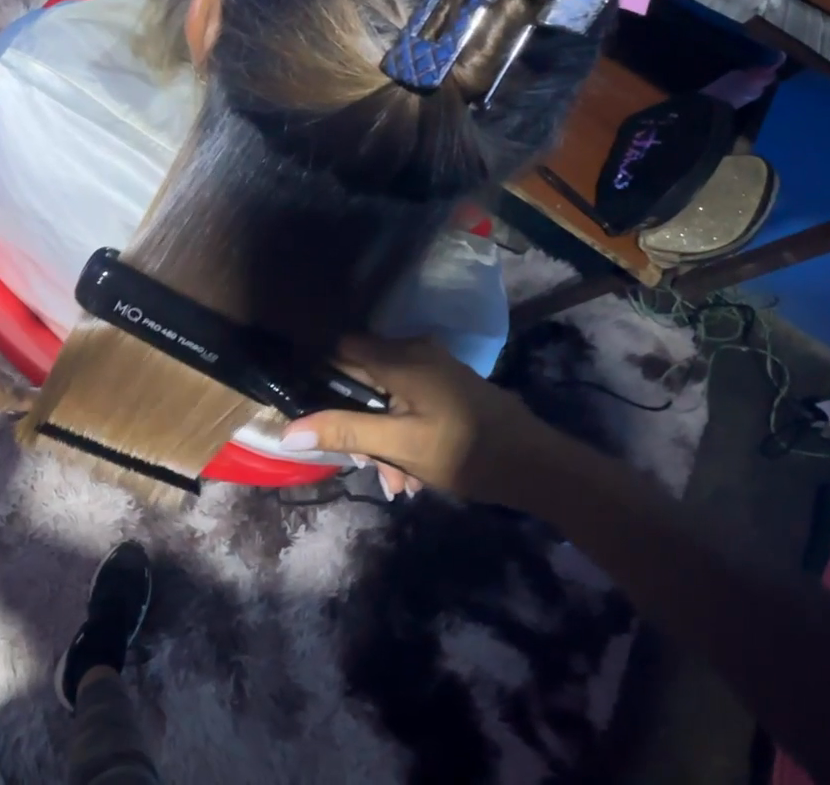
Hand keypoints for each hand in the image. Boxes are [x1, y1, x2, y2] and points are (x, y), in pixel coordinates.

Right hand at [280, 333, 568, 507]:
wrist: (541, 469)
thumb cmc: (466, 451)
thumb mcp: (399, 446)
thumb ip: (344, 432)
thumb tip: (287, 432)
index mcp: (399, 358)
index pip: (337, 350)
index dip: (318, 376)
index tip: (311, 411)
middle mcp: (414, 352)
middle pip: (360, 377)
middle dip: (355, 422)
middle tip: (365, 465)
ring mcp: (433, 369)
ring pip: (383, 396)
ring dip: (379, 435)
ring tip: (394, 480)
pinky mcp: (446, 387)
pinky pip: (405, 402)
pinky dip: (400, 432)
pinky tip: (410, 472)